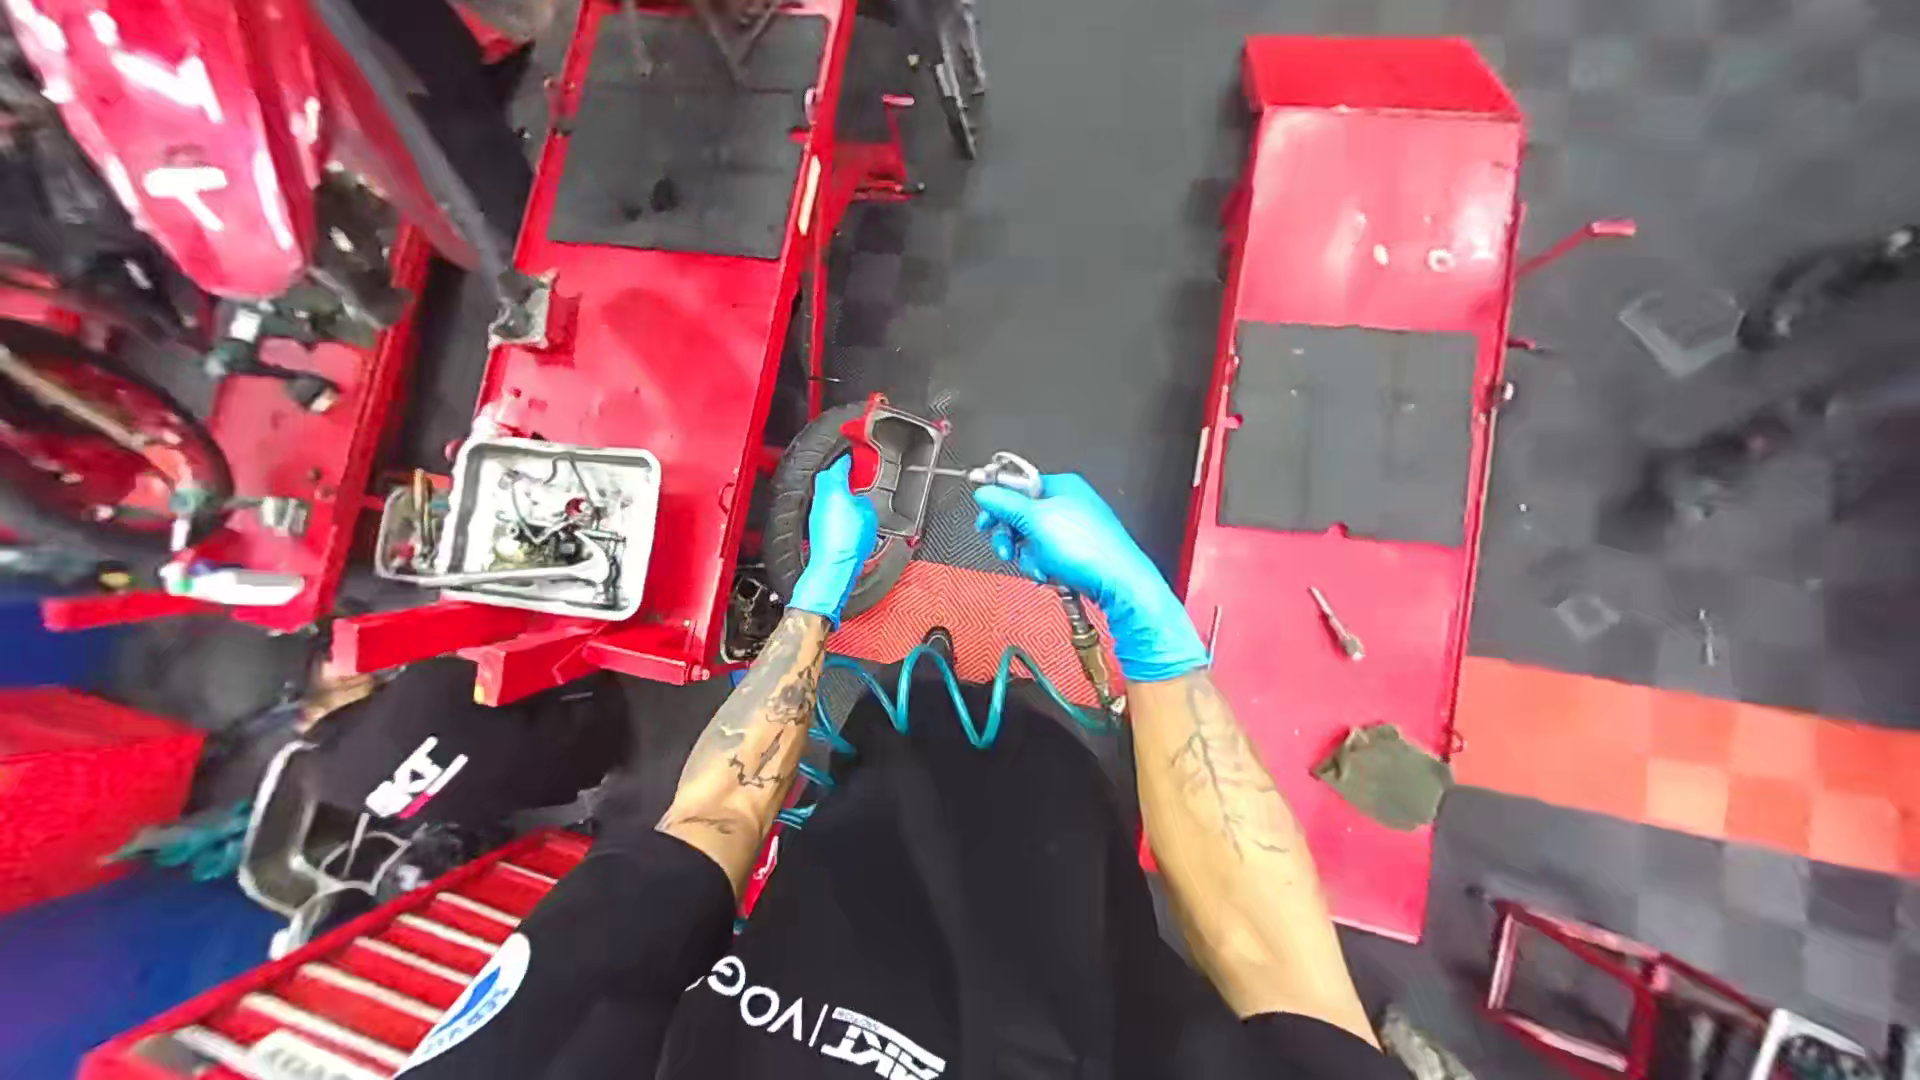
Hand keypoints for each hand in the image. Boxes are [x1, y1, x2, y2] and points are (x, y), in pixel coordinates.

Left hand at [787, 456, 879, 626]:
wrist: (833, 566)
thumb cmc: (847, 542)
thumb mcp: (867, 513)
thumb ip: (862, 499)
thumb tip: (859, 498)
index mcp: (832, 487)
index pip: (839, 464)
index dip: (848, 458)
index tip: (853, 454)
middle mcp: (820, 496)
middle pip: (829, 477)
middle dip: (841, 473)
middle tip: (855, 473)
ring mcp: (816, 511)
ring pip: (826, 492)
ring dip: (838, 490)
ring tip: (854, 493)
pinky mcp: (816, 525)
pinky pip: (826, 507)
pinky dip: (835, 506)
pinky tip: (847, 513)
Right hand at [973, 474, 1205, 681]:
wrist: (1119, 585)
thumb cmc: (1090, 550)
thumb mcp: (1036, 521)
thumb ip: (1005, 504)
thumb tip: (985, 492)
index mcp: (1061, 486)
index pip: (1017, 486)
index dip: (998, 504)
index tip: (985, 519)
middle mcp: (1068, 504)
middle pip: (1021, 515)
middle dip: (1011, 537)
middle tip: (1007, 549)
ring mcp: (1073, 529)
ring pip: (1031, 540)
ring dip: (1028, 556)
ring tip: (1039, 565)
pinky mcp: (1076, 552)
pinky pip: (1046, 555)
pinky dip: (1042, 566)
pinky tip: (1050, 573)